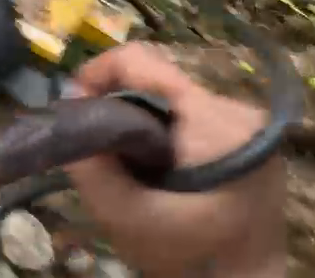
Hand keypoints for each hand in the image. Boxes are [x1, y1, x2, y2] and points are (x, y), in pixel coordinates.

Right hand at [66, 43, 285, 277]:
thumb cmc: (186, 254)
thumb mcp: (118, 208)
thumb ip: (83, 153)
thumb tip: (64, 101)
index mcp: (218, 125)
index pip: (139, 61)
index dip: (95, 74)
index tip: (76, 106)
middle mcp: (241, 115)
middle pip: (151, 76)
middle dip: (114, 99)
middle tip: (96, 136)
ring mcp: (250, 127)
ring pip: (163, 89)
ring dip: (131, 111)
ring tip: (120, 150)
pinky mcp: (249, 139)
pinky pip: (182, 106)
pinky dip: (154, 121)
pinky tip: (148, 156)